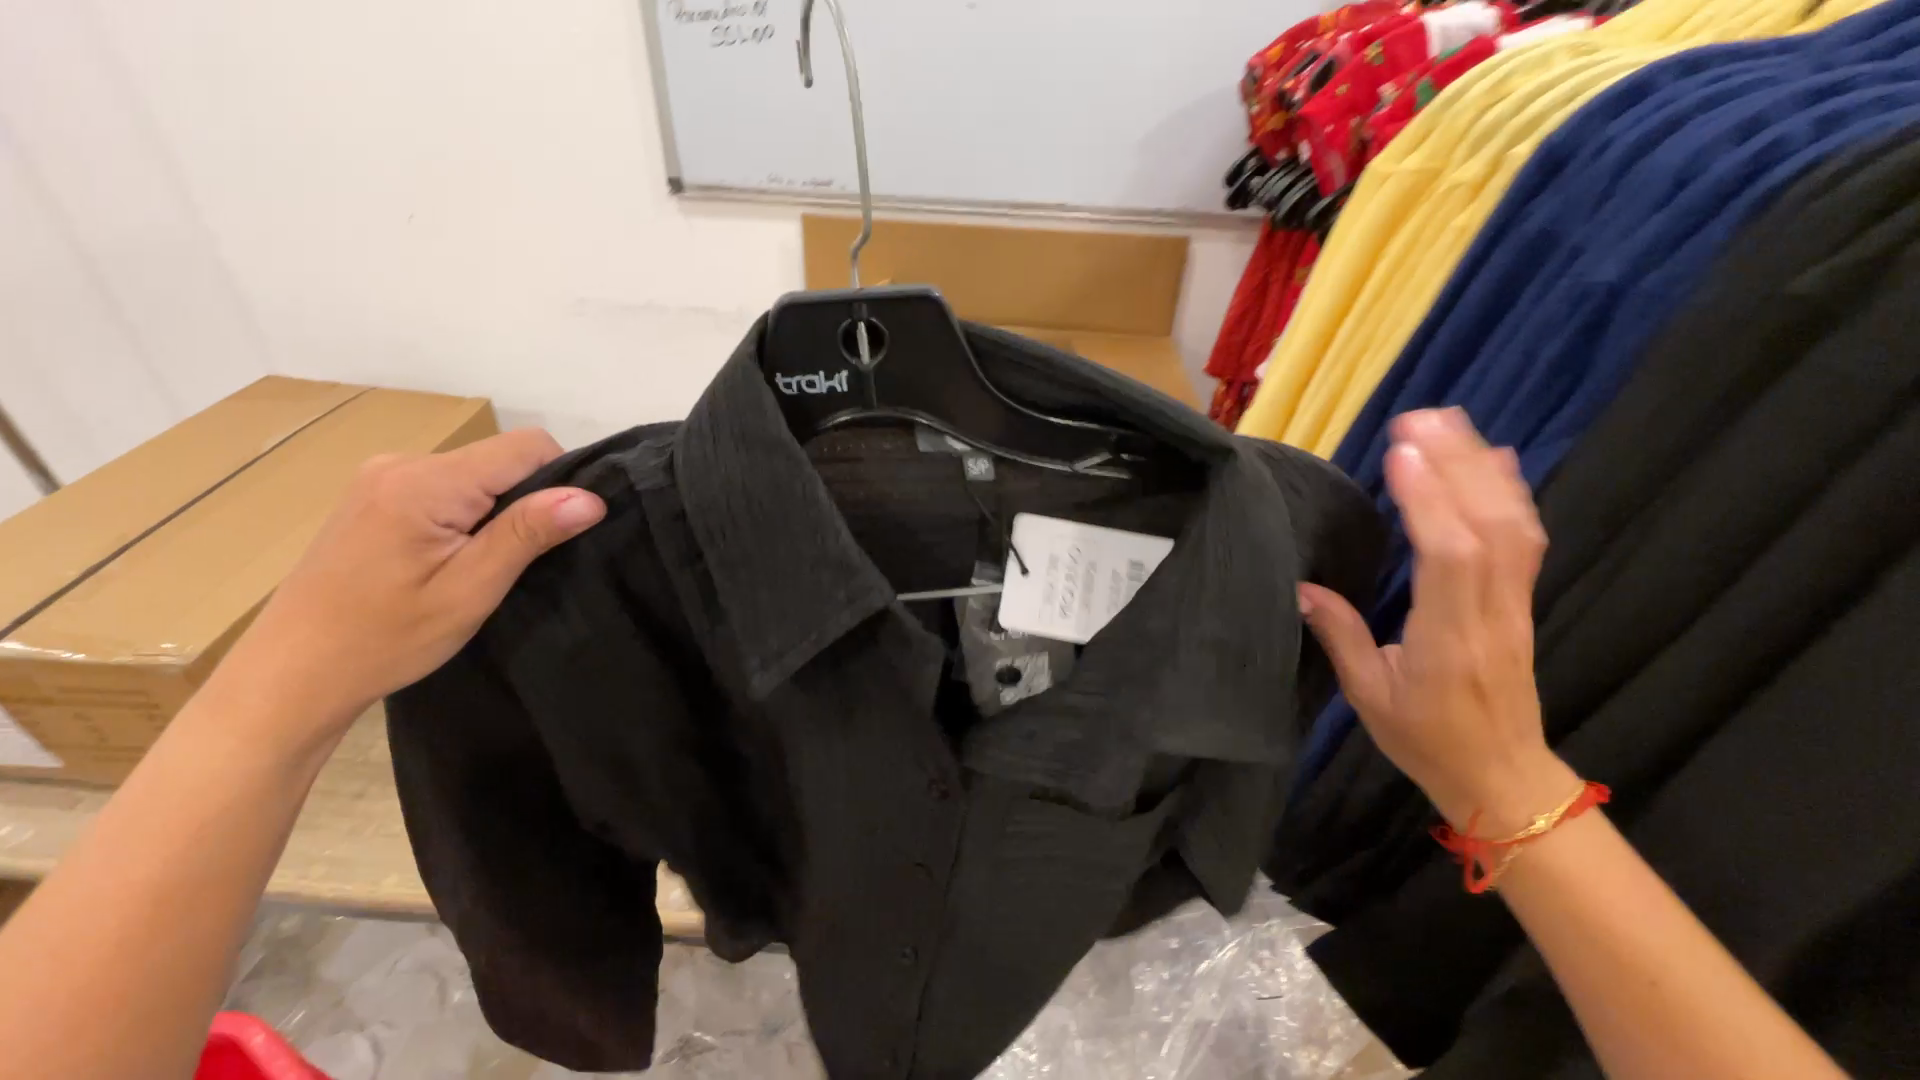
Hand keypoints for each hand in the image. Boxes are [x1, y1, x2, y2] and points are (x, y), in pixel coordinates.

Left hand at [210, 429, 604, 749]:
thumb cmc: (385, 639)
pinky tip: (453, 559)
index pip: (527, 446)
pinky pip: (445, 487)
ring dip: (497, 510)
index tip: (564, 531)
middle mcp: (401, 463)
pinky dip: (468, 514)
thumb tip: (591, 497)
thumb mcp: (470, 590)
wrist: (292, 673)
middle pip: (500, 458)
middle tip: (522, 562)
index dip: (563, 478)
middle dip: (529, 499)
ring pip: (475, 473)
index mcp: (426, 482)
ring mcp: (381, 477)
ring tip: (486, 566)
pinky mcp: (373, 496)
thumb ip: (527, 534)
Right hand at [1299, 408, 1577, 832]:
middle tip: (1419, 417)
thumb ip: (1342, 638)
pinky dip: (1509, 491)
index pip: (1449, 559)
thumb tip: (1303, 588)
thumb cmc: (1427, 740)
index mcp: (1448, 640)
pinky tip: (1493, 458)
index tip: (1401, 453)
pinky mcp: (1521, 602)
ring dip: (1481, 467)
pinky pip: (1523, 538)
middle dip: (1455, 465)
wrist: (1503, 774)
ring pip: (1512, 525)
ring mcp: (1514, 605)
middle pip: (1487, 527)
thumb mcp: (1369, 698)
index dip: (1430, 502)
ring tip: (1449, 421)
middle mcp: (1489, 613)